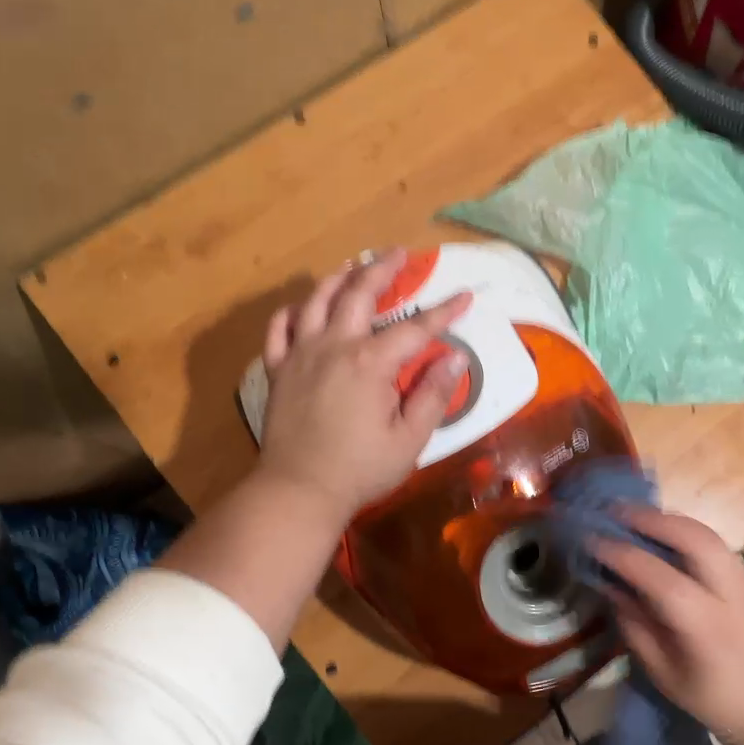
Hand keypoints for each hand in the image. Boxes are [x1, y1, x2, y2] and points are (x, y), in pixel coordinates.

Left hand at [257, 249, 471, 518]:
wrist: (298, 490)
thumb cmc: (361, 469)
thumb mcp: (409, 439)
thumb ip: (432, 395)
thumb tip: (454, 357)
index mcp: (371, 363)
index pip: (415, 328)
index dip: (443, 311)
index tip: (465, 296)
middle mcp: (334, 346)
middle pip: (359, 294)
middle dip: (383, 269)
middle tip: (400, 254)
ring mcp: (300, 354)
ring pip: (317, 300)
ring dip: (339, 278)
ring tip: (354, 265)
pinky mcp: (278, 370)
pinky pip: (280, 328)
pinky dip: (293, 311)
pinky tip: (304, 307)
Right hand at [592, 510, 743, 739]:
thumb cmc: (710, 698)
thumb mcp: (662, 672)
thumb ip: (634, 624)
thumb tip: (609, 583)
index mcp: (707, 627)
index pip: (660, 578)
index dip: (623, 555)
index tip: (592, 540)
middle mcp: (731, 594)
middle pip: (694, 538)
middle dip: (651, 519)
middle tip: (613, 512)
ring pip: (707, 533)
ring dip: (668, 520)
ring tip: (634, 517)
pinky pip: (714, 543)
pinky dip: (685, 531)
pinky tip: (662, 535)